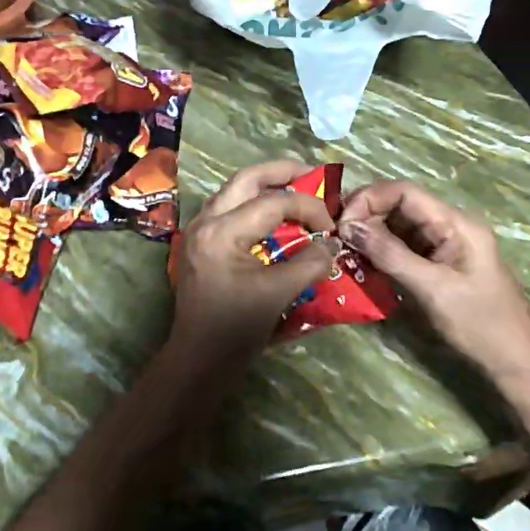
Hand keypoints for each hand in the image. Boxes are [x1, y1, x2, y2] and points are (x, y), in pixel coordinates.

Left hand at [170, 160, 335, 363]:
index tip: (331, 227)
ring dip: (264, 185)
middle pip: (245, 179)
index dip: (308, 208)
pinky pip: (227, 208)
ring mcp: (197, 230)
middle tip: (312, 174)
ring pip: (233, 190)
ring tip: (296, 188)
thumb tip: (332, 243)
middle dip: (280, 172)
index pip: (272, 202)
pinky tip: (272, 214)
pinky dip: (251, 203)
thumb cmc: (236, 329)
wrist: (198, 358)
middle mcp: (205, 221)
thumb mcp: (279, 293)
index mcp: (221, 231)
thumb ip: (310, 263)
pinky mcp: (199, 241)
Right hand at [338, 180, 529, 387]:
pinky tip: (362, 261)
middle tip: (336, 236)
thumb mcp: (432, 289)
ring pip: (398, 224)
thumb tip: (347, 226)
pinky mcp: (438, 261)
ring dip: (370, 232)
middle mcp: (450, 225)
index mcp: (457, 223)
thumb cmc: (479, 325)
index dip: (369, 200)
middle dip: (365, 215)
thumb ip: (389, 254)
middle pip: (399, 204)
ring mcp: (444, 243)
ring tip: (344, 249)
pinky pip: (403, 244)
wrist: (515, 365)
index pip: (404, 192)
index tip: (342, 224)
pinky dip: (380, 249)